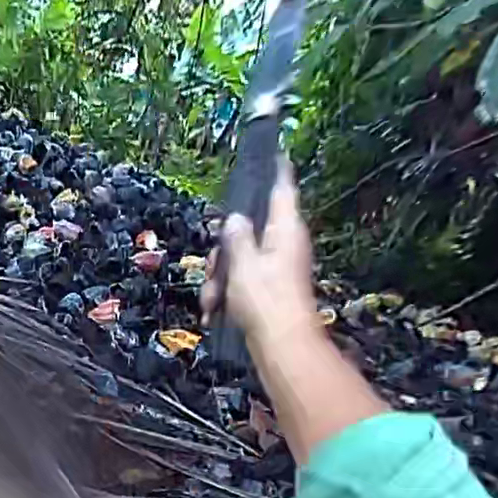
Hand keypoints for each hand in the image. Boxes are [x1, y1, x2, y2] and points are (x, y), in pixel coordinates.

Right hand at [202, 162, 318, 346]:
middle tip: (215, 267)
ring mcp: (275, 268)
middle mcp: (283, 245)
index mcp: (284, 230)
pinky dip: (224, 294)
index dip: (275, 170)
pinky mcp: (266, 290)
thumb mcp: (242, 264)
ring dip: (218, 278)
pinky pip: (239, 282)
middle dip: (222, 251)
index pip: (282, 188)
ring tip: (213, 299)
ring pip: (237, 260)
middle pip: (247, 230)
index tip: (272, 152)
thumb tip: (234, 219)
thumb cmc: (265, 301)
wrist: (279, 344)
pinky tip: (215, 309)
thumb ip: (236, 237)